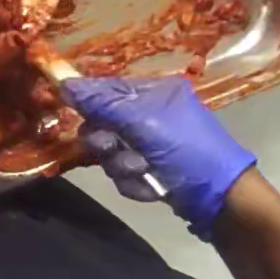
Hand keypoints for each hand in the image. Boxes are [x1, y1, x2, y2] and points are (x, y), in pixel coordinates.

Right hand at [66, 75, 255, 237]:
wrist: (216, 195)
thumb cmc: (184, 149)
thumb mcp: (143, 122)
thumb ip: (103, 104)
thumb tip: (65, 83)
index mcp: (152, 93)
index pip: (106, 88)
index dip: (85, 98)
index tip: (63, 102)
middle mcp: (147, 114)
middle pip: (101, 123)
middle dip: (106, 141)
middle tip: (113, 148)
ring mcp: (147, 142)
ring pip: (108, 152)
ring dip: (120, 165)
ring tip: (142, 170)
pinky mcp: (147, 167)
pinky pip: (120, 171)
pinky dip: (131, 181)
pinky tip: (149, 183)